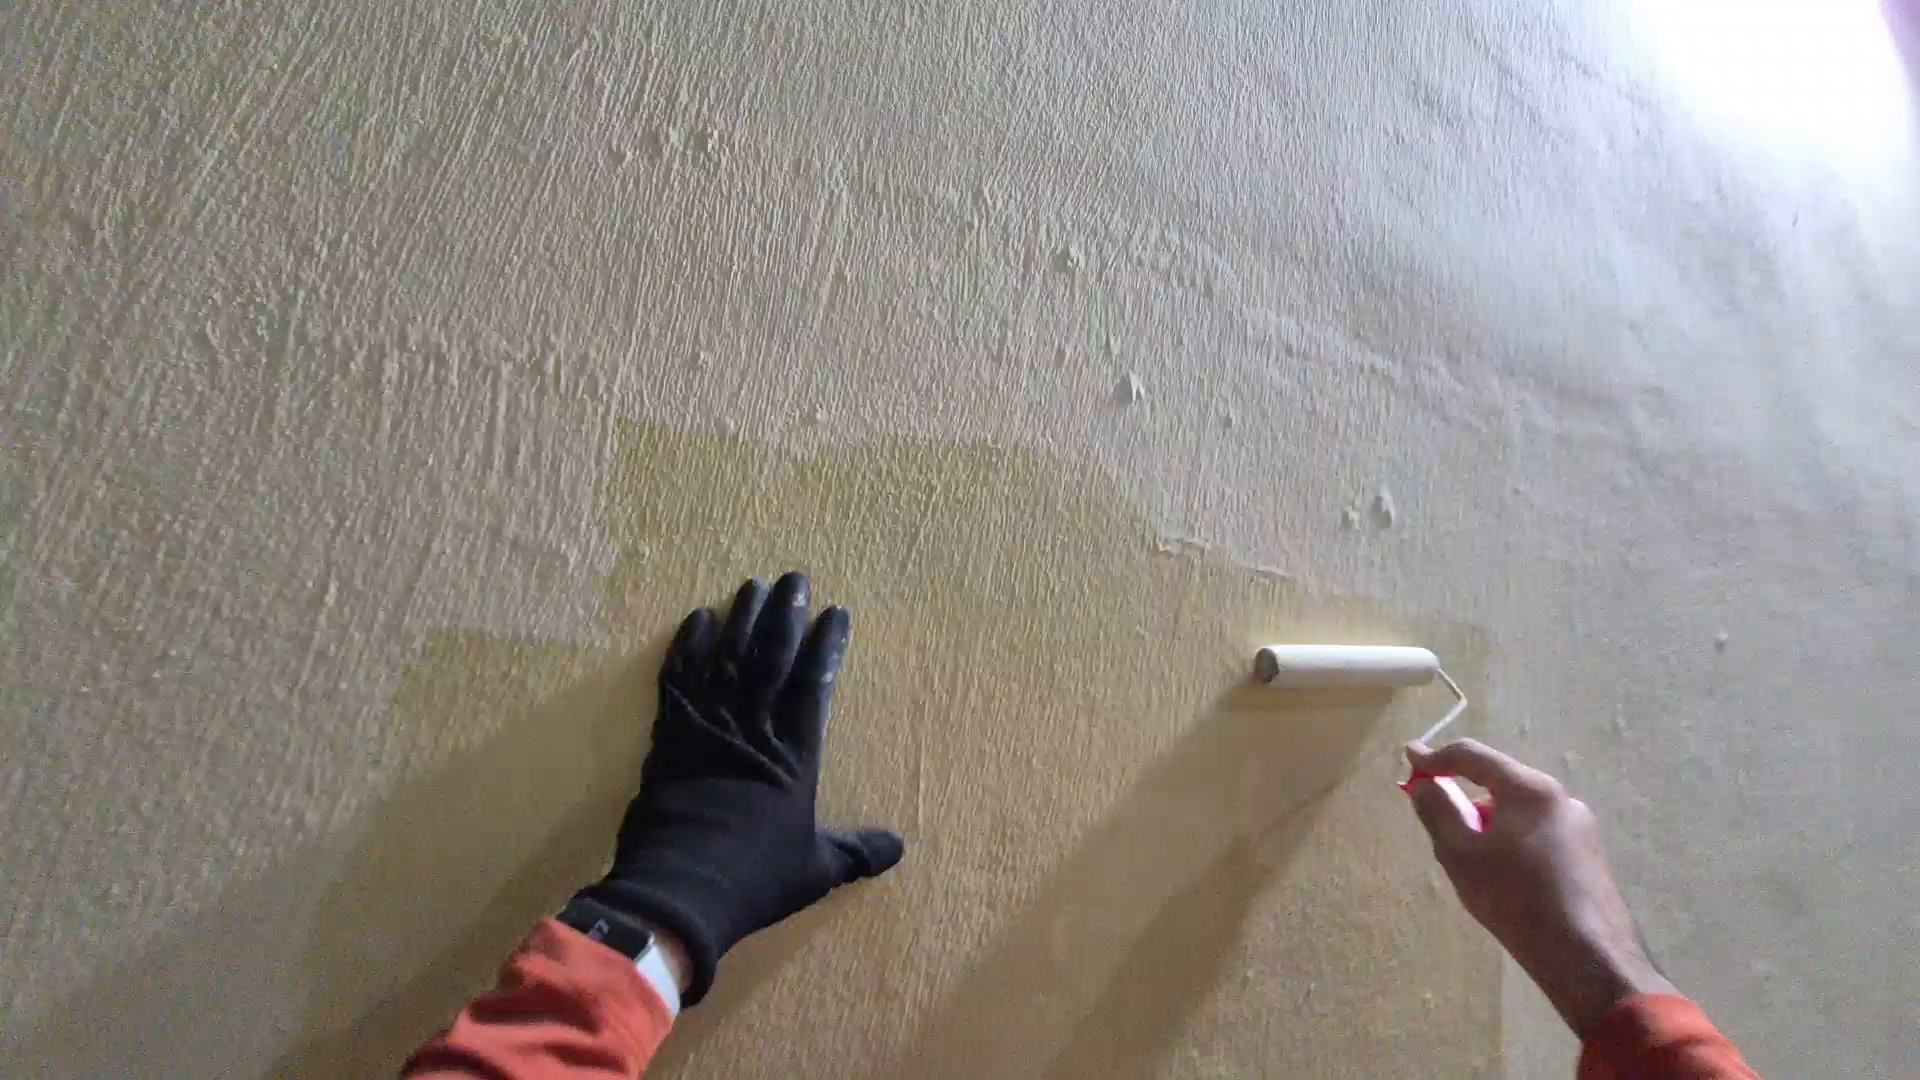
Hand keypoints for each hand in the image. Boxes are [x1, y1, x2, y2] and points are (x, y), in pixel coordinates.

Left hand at [579, 573, 904, 1004]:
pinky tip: (697, 619)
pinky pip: (678, 683)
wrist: (675, 898)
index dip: (826, 646)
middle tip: (795, 578)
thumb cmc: (753, 879)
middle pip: (770, 658)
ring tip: (753, 585)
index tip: (836, 613)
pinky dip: (686, 649)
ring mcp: (706, 730)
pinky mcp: (668, 739)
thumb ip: (857, 851)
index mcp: (792, 755)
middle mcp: (751, 729)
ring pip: (727, 660)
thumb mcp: (815, 870)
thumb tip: (899, 849)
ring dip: (741, 619)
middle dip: (785, 615)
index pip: (813, 684)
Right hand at [1404, 739, 1675, 1036]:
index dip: (1434, 756)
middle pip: (1496, 781)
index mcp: (1529, 789)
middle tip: (1433, 817)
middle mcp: (1559, 798)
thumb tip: (1424, 784)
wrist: (1591, 963)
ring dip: (1485, 820)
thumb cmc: (1515, 899)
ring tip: (1468, 858)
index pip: (1471, 756)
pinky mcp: (1588, 855)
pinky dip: (1507, 837)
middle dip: (1461, 794)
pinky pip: (1534, 830)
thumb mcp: (1458, 851)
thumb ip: (1436, 808)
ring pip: (1514, 809)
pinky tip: (1500, 874)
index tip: (1408, 758)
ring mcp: (1579, 827)